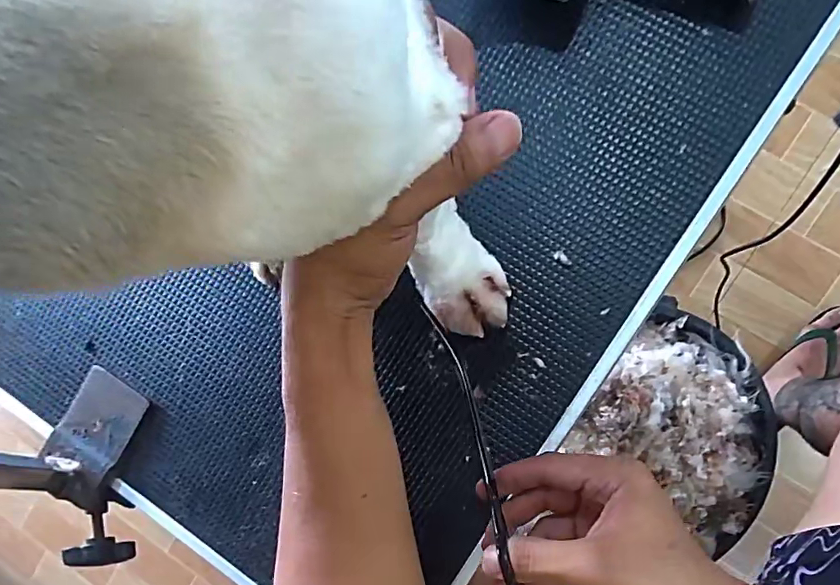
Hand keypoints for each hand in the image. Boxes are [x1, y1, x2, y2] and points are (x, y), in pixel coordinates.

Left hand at [281, 21, 520, 322]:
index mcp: (346, 94)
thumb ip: (452, 163)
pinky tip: (437, 168)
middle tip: (446, 144)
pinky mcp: (388, 150)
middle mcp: (359, 98)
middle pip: (429, 60)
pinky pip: (427, 129)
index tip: (452, 111)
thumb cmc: (345, 252)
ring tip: (436, 163)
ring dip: (448, 125)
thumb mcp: (402, 204)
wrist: (334, 294)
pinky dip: (443, 144)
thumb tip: (505, 129)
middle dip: (450, 96)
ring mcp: (375, 124)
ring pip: (431, 96)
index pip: (414, 34)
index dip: (444, 64)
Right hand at [481, 454, 747, 584]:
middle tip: (486, 548)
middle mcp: (613, 490)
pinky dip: (551, 564)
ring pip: (559, 526)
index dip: (513, 479)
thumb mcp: (588, 567)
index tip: (480, 493)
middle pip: (552, 498)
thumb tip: (486, 559)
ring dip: (532, 551)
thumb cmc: (652, 580)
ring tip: (502, 579)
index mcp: (614, 477)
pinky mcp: (613, 543)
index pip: (552, 468)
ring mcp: (613, 517)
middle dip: (518, 524)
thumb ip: (534, 558)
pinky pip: (572, 546)